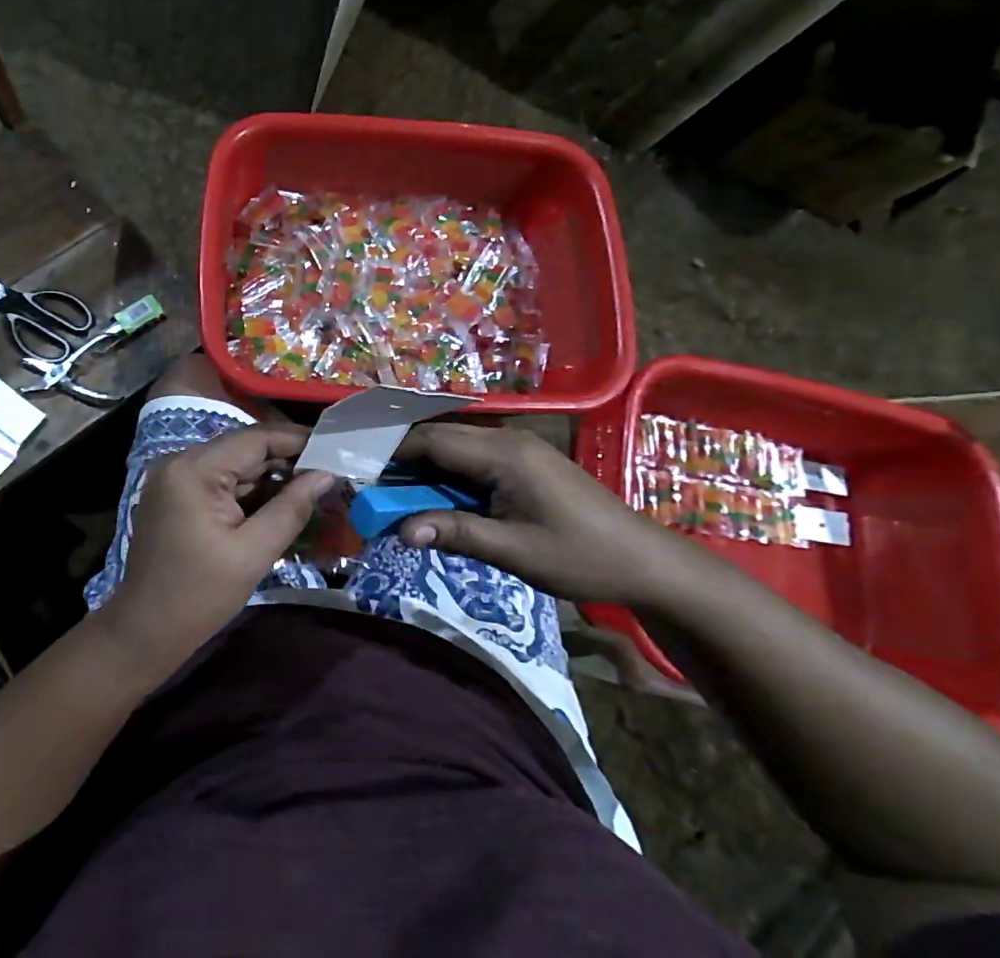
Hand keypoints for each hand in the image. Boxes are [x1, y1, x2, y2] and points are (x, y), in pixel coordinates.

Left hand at [104, 425, 333, 671]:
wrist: (146, 632)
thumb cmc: (200, 594)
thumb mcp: (254, 552)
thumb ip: (292, 508)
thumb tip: (326, 475)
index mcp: (194, 470)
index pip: (254, 439)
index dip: (297, 440)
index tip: (335, 448)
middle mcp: (180, 463)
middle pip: (243, 449)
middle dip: (287, 461)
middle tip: (330, 473)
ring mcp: (175, 480)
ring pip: (234, 467)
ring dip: (270, 478)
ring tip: (313, 489)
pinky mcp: (176, 498)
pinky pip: (220, 484)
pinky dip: (249, 493)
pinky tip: (280, 504)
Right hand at [393, 423, 710, 606]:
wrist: (642, 561)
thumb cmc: (581, 557)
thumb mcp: (514, 550)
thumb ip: (456, 533)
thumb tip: (400, 531)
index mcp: (504, 454)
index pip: (432, 440)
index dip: (391, 452)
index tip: (357, 469)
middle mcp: (509, 440)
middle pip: (440, 437)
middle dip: (401, 458)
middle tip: (369, 485)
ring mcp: (519, 449)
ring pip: (455, 447)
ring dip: (423, 467)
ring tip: (391, 492)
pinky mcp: (525, 464)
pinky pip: (473, 460)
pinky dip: (446, 475)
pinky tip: (432, 496)